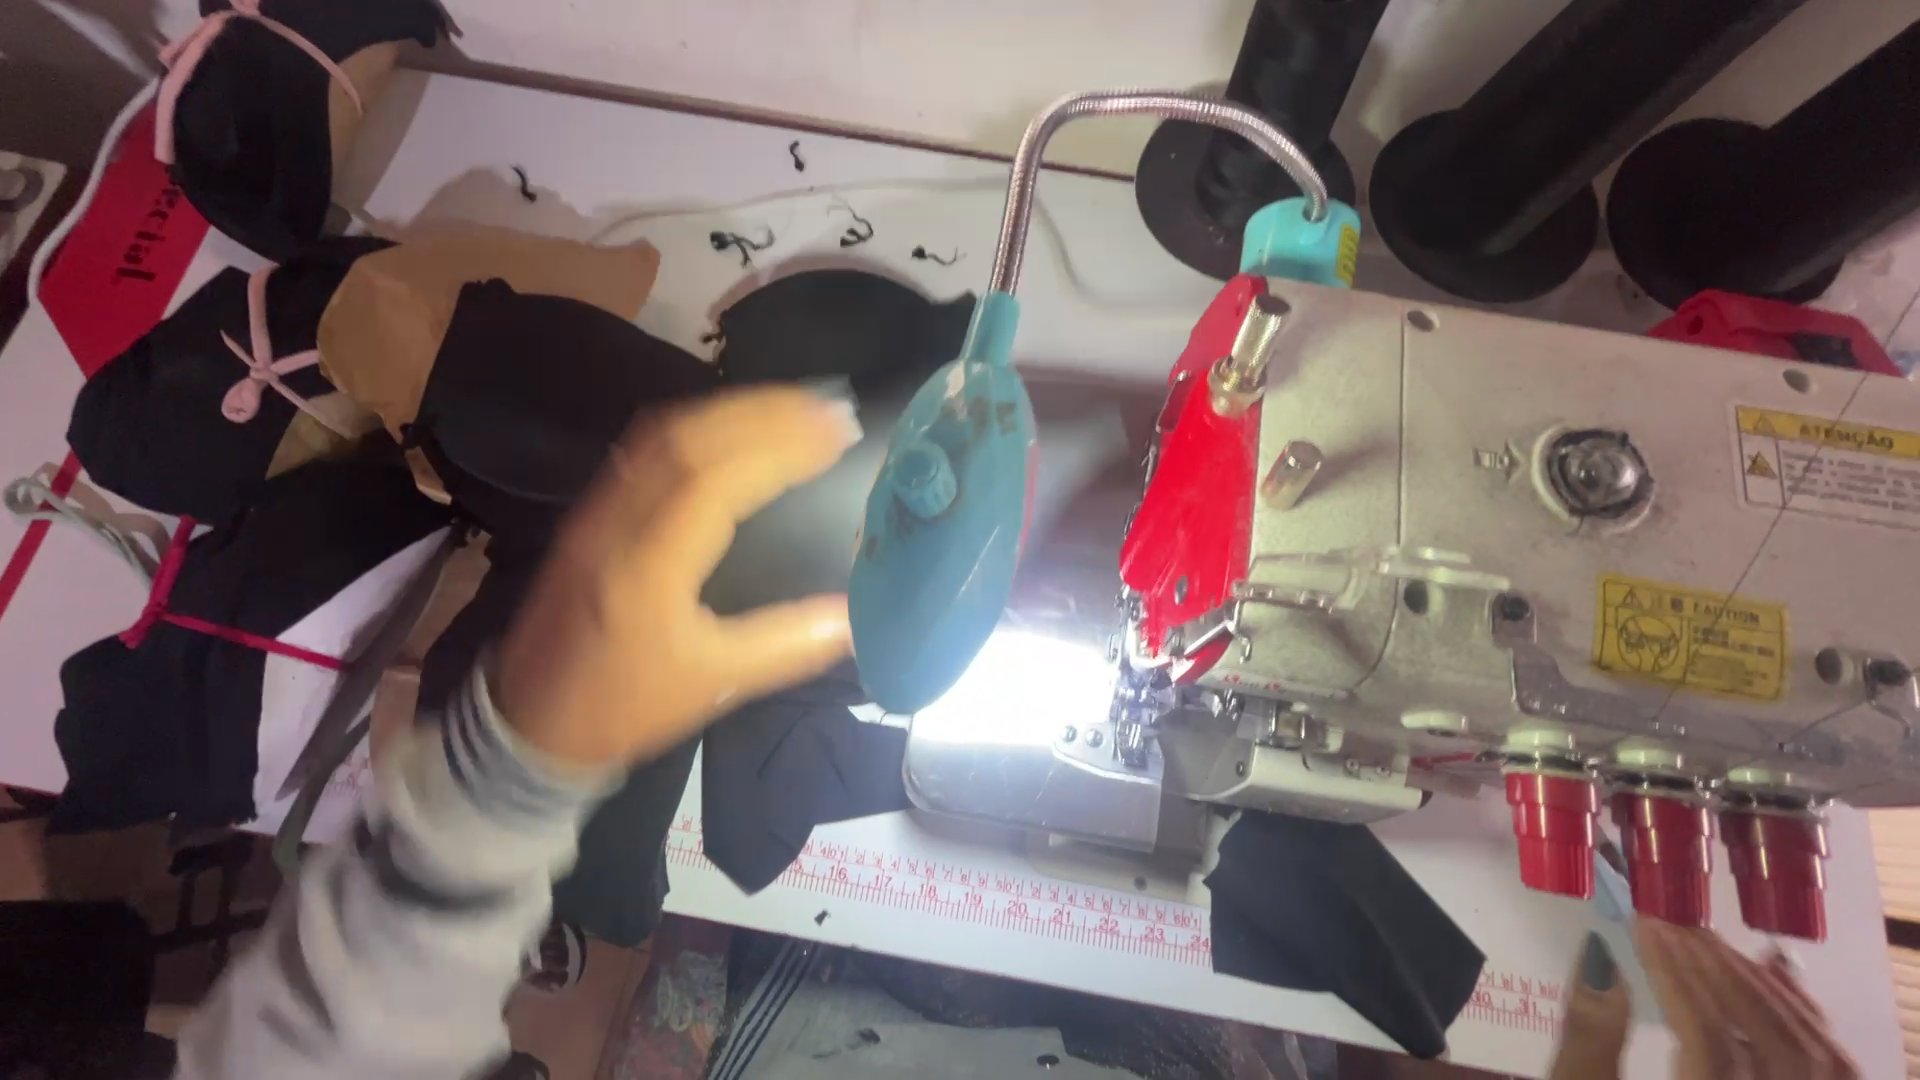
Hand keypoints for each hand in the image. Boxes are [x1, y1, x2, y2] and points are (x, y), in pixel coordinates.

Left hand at [494, 387, 861, 767]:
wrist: (528, 722)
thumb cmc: (624, 706)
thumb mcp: (714, 683)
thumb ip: (789, 646)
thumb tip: (856, 617)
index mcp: (648, 567)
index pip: (714, 479)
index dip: (778, 445)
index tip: (835, 431)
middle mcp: (617, 523)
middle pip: (688, 438)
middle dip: (763, 412)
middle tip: (826, 406)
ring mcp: (598, 511)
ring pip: (663, 434)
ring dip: (732, 410)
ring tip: (792, 406)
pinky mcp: (591, 512)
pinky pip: (646, 447)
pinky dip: (701, 424)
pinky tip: (734, 426)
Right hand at [1548, 920, 1856, 1079]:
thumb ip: (1587, 1040)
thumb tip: (1598, 957)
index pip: (1712, 1041)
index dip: (1676, 975)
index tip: (1643, 925)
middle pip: (1782, 1049)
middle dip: (1723, 973)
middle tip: (1672, 922)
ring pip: (1821, 1062)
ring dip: (1765, 991)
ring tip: (1706, 942)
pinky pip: (1831, 1076)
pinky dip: (1803, 1020)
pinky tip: (1773, 975)